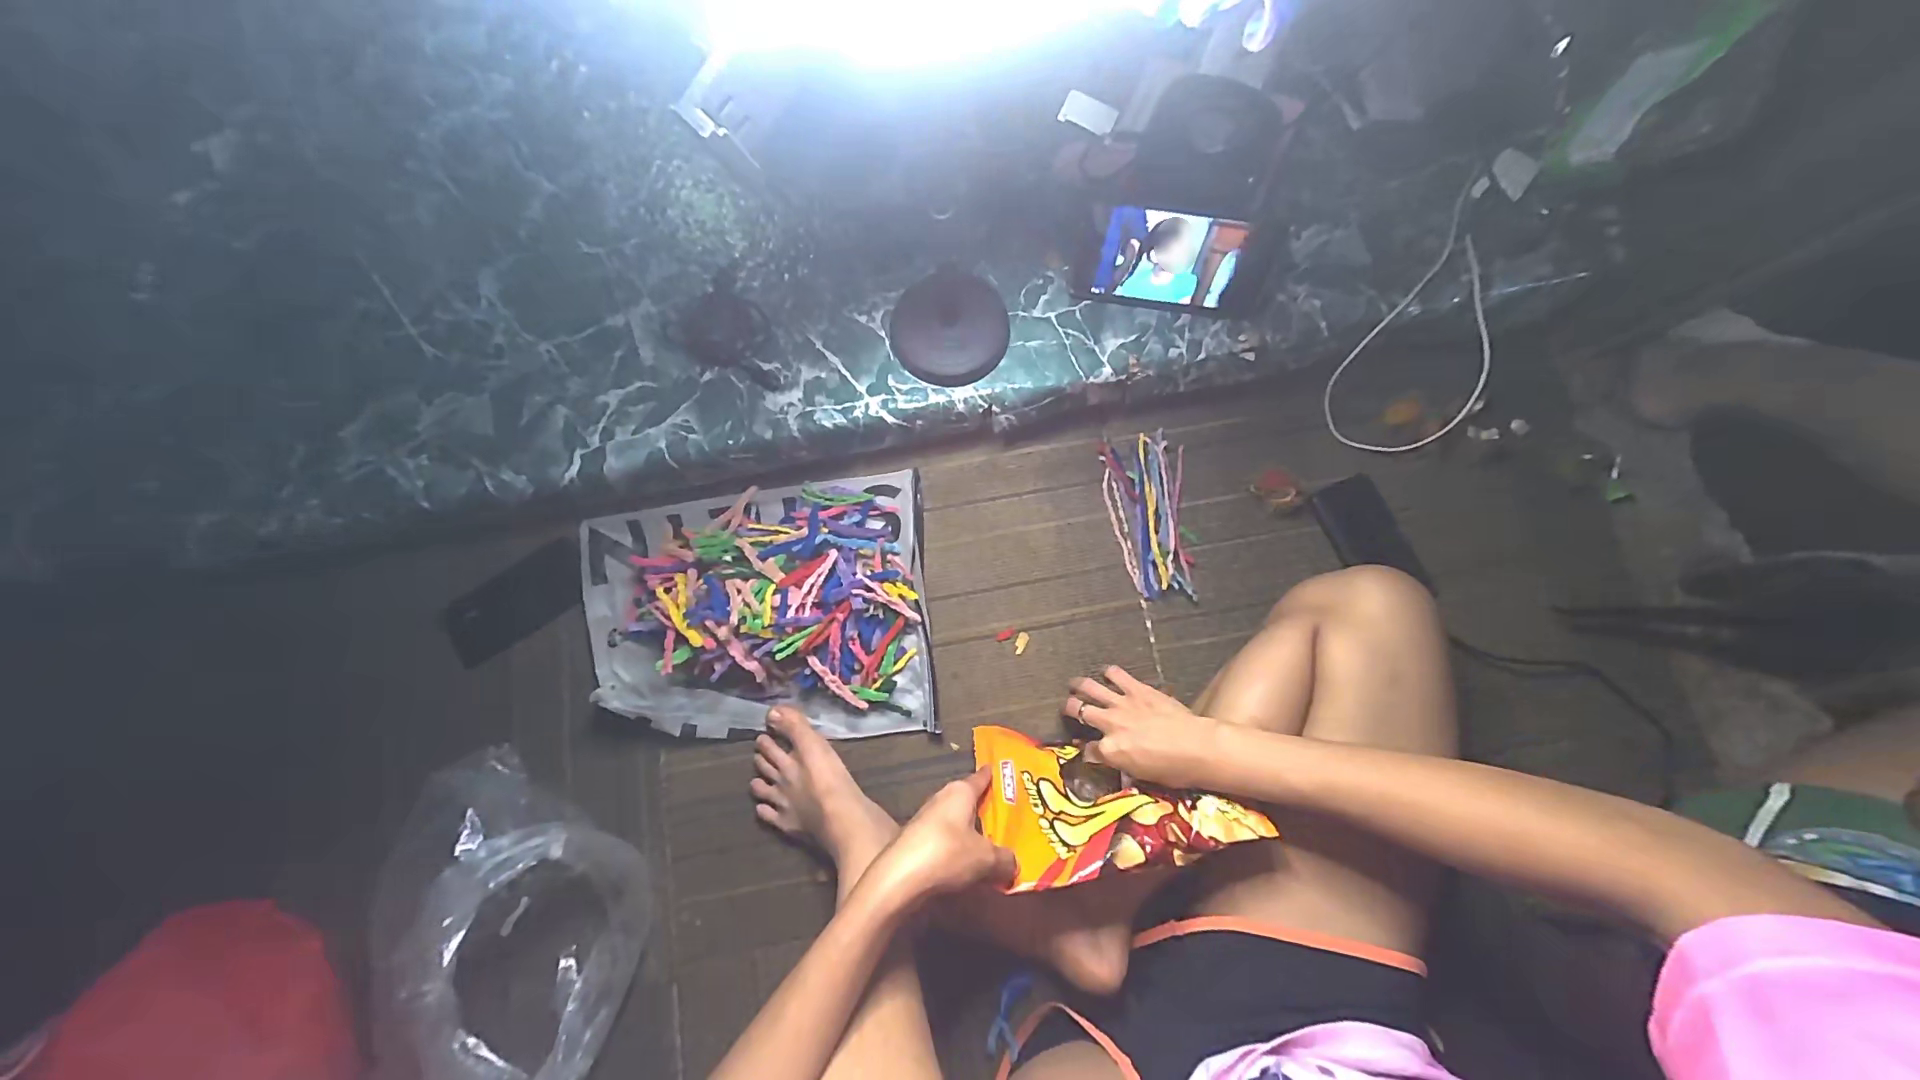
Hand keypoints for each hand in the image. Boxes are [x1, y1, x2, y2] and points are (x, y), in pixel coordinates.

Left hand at [857, 770, 1015, 911]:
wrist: (898, 878)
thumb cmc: (947, 853)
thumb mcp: (986, 859)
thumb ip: (1005, 859)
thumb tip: (1015, 863)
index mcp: (960, 791)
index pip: (981, 777)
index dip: (995, 777)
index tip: (1007, 774)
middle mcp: (943, 798)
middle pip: (970, 800)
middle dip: (987, 810)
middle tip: (1010, 820)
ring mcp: (927, 819)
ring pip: (958, 822)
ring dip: (973, 833)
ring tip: (994, 848)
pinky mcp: (916, 840)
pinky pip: (946, 840)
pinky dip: (959, 849)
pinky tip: (970, 866)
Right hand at [1062, 666, 1222, 789]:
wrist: (1197, 747)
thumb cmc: (1173, 769)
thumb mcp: (1142, 775)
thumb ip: (1122, 765)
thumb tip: (1115, 761)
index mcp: (1110, 750)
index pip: (1087, 749)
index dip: (1085, 749)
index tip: (1087, 749)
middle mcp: (1109, 724)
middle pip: (1078, 711)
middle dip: (1069, 708)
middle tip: (1067, 706)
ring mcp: (1122, 704)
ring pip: (1090, 688)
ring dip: (1079, 685)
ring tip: (1074, 684)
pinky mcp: (1137, 689)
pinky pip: (1117, 674)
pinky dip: (1110, 672)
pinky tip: (1107, 672)